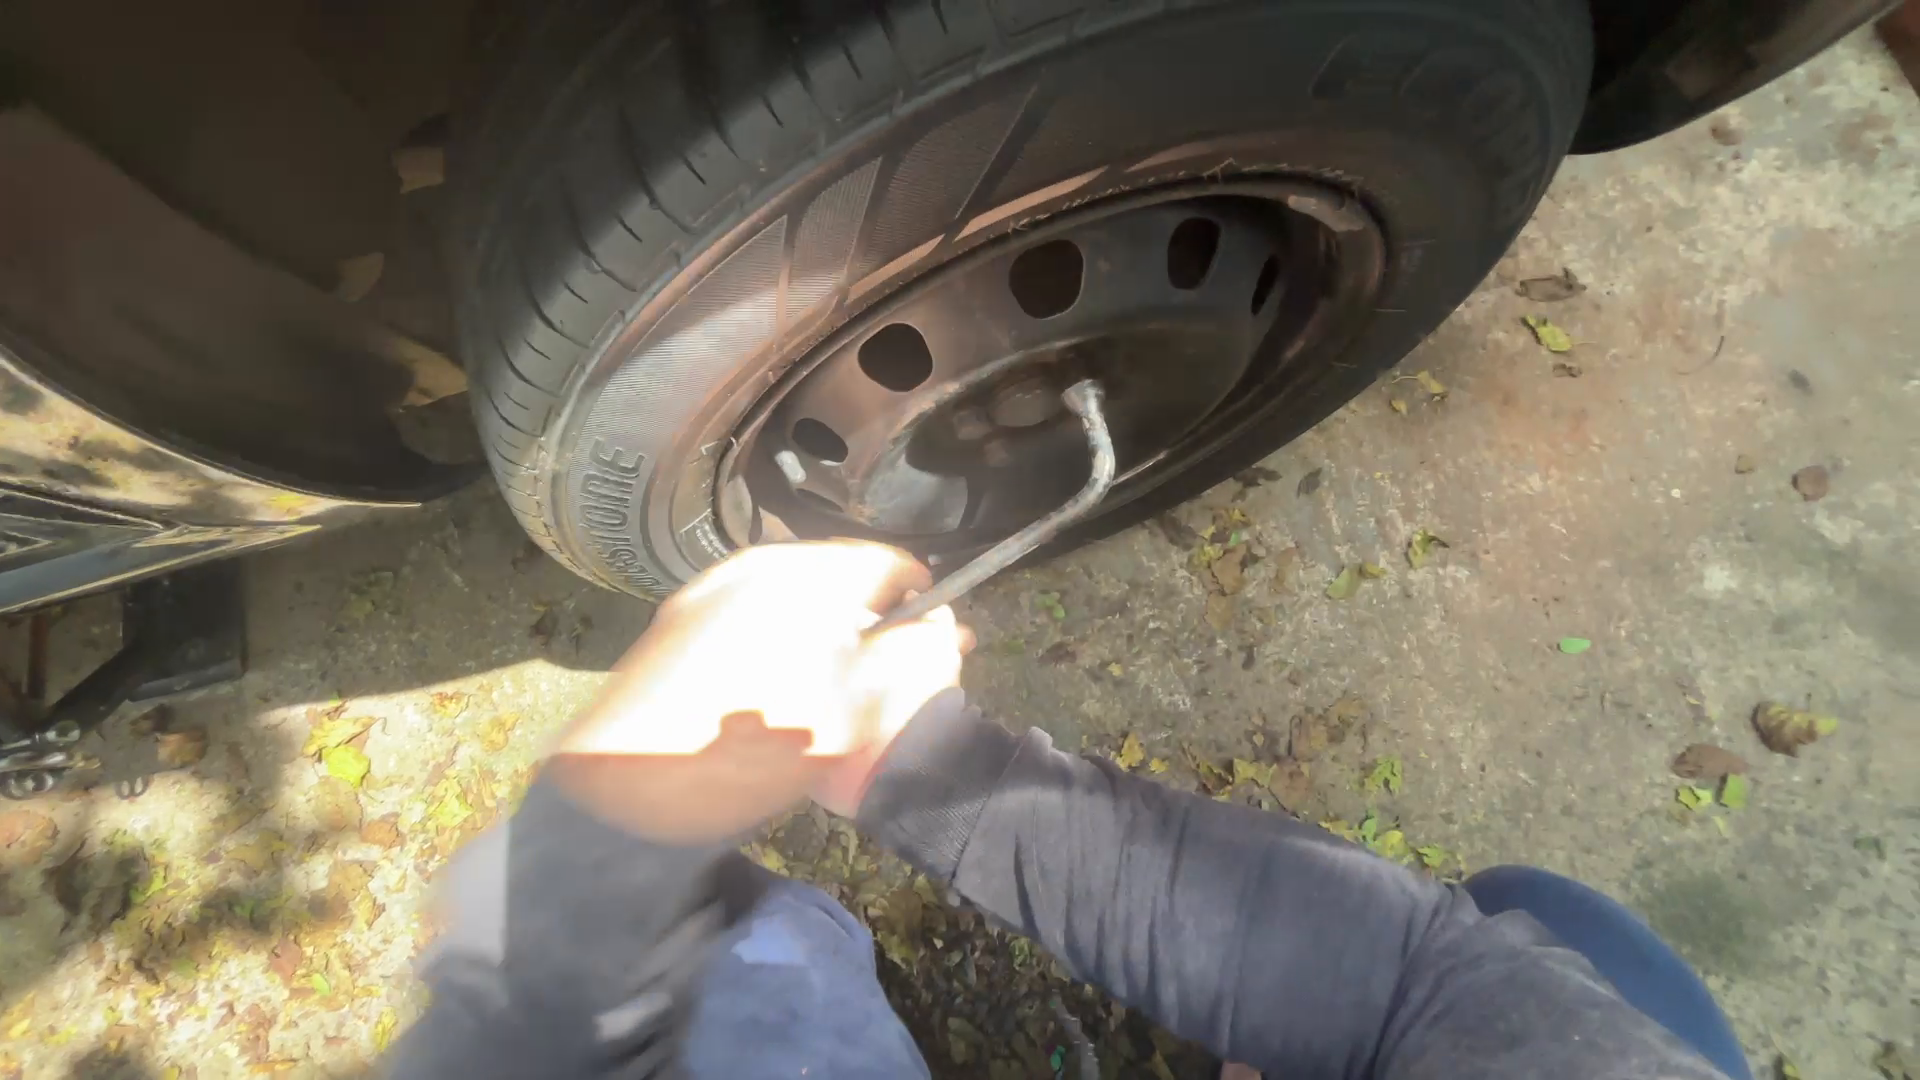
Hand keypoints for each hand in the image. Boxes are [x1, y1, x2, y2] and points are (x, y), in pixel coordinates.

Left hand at [547, 541, 967, 841]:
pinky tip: (777, 674)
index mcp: (806, 580)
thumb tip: (942, 629)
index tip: (930, 628)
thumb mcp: (851, 713)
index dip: (918, 593)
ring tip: (830, 671)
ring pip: (796, 587)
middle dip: (870, 609)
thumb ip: (905, 660)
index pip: (886, 562)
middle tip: (882, 658)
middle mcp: (759, 564)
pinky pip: (754, 602)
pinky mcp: (683, 611)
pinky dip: (782, 625)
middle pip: (840, 571)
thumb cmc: (753, 750)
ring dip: (826, 618)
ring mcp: (714, 584)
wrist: (625, 793)